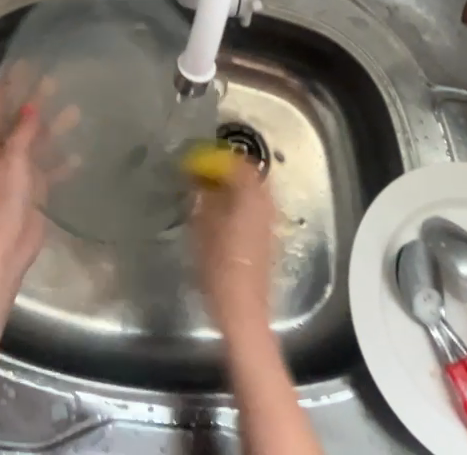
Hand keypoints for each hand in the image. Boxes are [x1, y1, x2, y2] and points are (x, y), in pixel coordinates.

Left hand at [0, 66, 76, 286]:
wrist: (6, 246)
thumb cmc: (3, 200)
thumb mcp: (12, 160)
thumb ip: (22, 133)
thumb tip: (30, 108)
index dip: (4, 87)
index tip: (18, 66)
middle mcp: (1, 155)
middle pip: (18, 123)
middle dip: (34, 104)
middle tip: (54, 81)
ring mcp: (18, 174)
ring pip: (37, 145)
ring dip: (53, 130)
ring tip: (76, 111)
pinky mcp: (34, 191)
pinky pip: (50, 171)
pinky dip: (62, 164)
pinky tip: (79, 155)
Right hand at [190, 158, 276, 330]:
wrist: (243, 308)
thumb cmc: (219, 266)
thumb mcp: (202, 227)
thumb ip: (203, 197)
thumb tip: (200, 179)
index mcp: (250, 197)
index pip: (239, 164)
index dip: (216, 159)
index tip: (196, 161)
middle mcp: (266, 204)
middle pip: (251, 175)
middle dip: (228, 170)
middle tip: (204, 174)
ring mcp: (270, 221)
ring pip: (255, 191)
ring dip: (235, 186)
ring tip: (211, 193)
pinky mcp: (268, 237)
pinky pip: (256, 207)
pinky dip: (241, 202)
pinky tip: (223, 214)